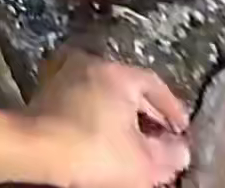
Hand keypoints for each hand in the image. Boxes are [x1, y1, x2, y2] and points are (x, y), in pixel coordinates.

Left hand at [25, 52, 190, 187]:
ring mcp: (65, 69)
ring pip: (103, 87)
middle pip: (127, 83)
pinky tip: (105, 130)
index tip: (183, 129)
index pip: (153, 82)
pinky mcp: (48, 85)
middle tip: (163, 136)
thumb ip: (169, 154)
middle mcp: (89, 61)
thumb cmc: (97, 150)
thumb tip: (180, 147)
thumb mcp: (145, 162)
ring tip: (135, 137)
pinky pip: (83, 92)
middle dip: (148, 110)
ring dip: (121, 109)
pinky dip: (98, 108)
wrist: (41, 147)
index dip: (172, 107)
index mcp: (115, 72)